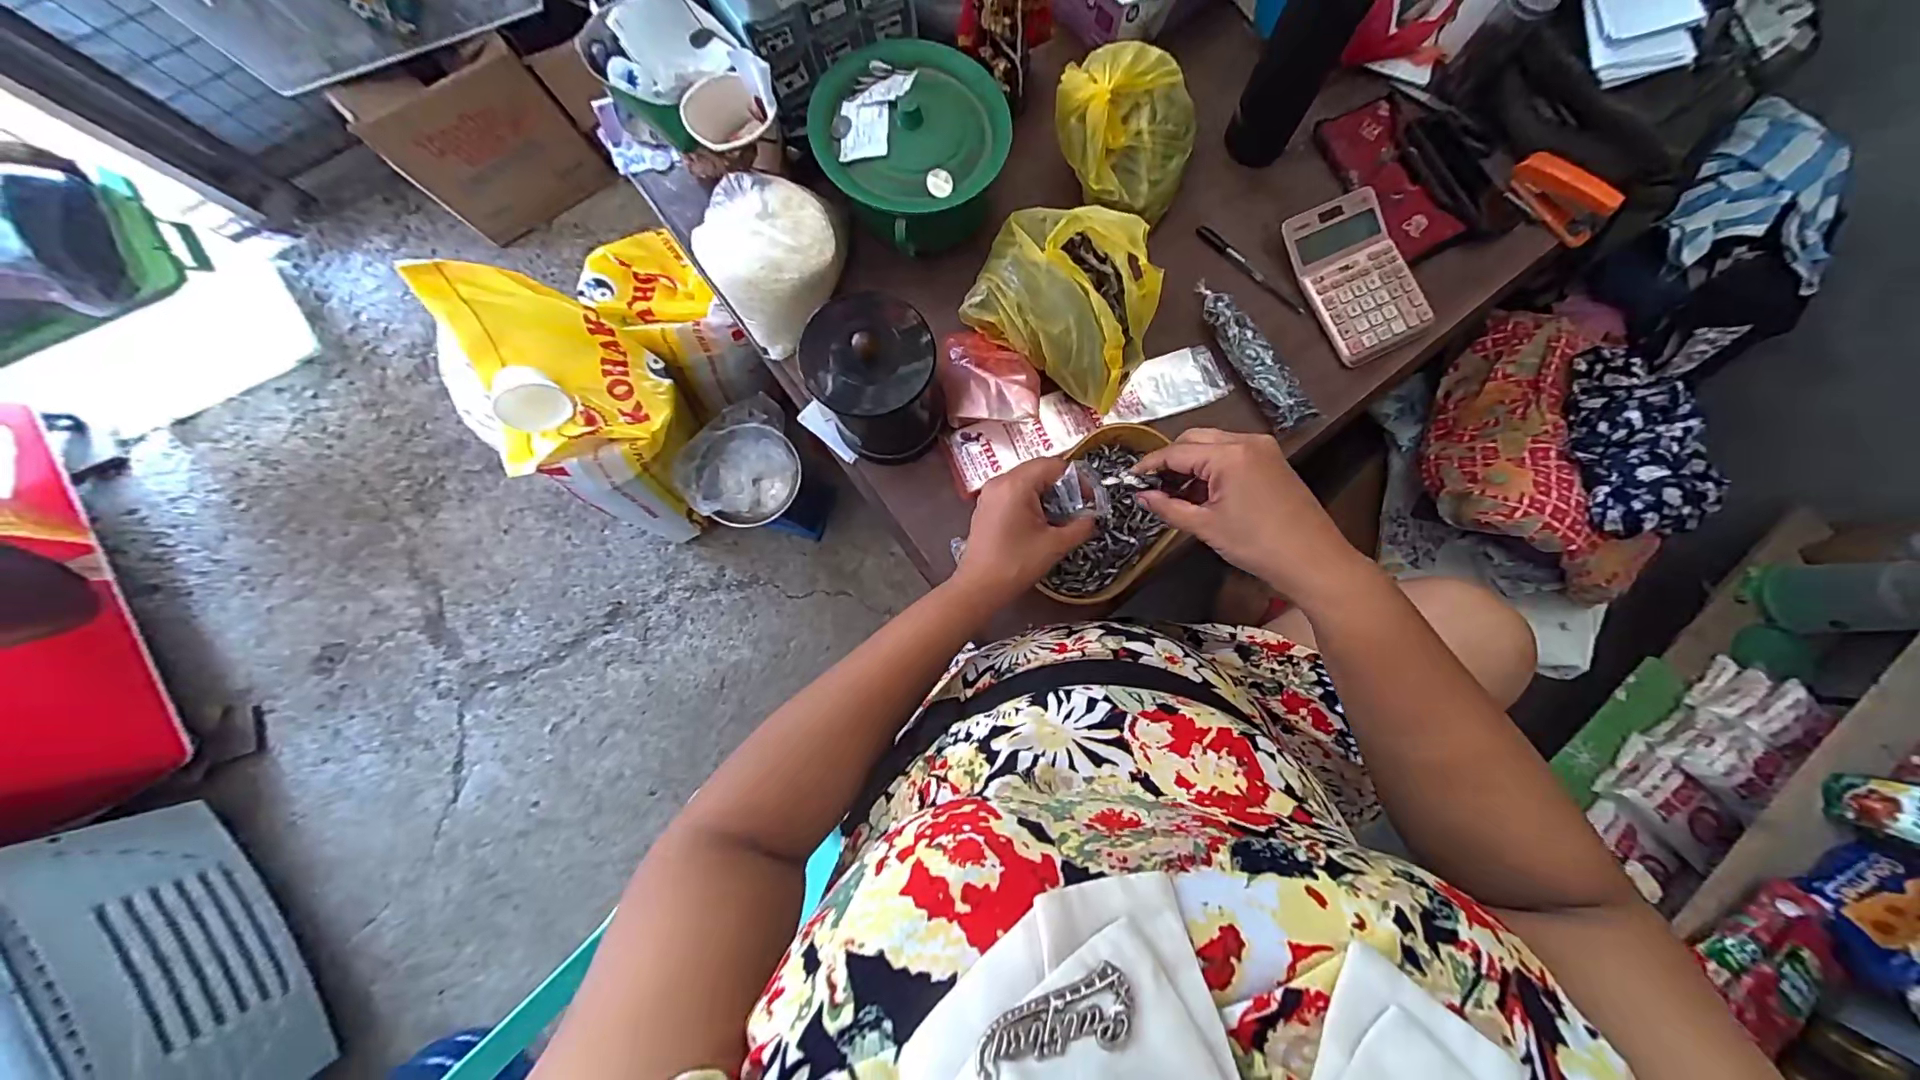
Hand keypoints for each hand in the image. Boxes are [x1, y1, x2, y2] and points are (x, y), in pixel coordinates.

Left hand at [953, 457, 1097, 605]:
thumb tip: (1092, 518)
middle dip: (1061, 486)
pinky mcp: (985, 506)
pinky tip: (1039, 521)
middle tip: (1077, 506)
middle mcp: (999, 482)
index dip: (1076, 478)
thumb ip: (1081, 526)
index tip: (1088, 499)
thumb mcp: (1056, 545)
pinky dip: (1029, 500)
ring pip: (1025, 481)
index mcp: (1016, 485)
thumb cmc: (1016, 564)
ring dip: (1046, 493)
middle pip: (1038, 469)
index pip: (1053, 464)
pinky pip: (1012, 492)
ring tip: (1060, 515)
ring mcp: (989, 494)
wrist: (979, 587)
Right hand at [1134, 429, 1381, 609]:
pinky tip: (1202, 493)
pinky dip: (1212, 467)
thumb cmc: (1259, 545)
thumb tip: (1142, 496)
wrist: (1313, 560)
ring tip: (1176, 494)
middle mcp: (1247, 442)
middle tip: (1153, 486)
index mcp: (1229, 455)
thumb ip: (1168, 507)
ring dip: (1191, 463)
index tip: (1131, 477)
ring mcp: (1263, 449)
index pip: (1176, 452)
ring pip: (1212, 444)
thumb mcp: (1205, 526)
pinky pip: (1231, 454)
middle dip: (1170, 460)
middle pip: (1194, 439)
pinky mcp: (1272, 461)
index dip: (1150, 465)